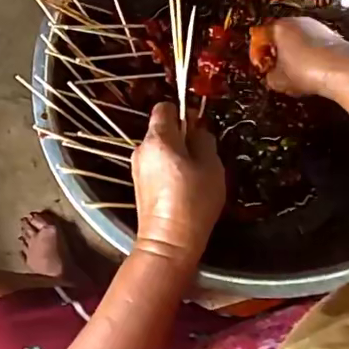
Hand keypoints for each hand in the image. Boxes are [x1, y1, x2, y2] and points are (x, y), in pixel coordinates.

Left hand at [131, 102, 225, 263]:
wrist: (168, 241)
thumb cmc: (194, 200)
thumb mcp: (211, 165)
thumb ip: (204, 140)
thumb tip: (197, 128)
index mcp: (158, 138)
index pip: (164, 107)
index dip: (182, 110)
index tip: (198, 123)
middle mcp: (141, 148)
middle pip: (161, 128)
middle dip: (181, 134)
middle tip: (202, 151)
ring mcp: (137, 166)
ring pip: (159, 147)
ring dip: (175, 152)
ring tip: (195, 172)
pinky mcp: (138, 183)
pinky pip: (155, 164)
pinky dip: (168, 167)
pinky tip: (182, 185)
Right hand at [261, 16, 348, 96]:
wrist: (344, 69)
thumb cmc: (304, 71)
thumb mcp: (277, 80)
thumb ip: (269, 75)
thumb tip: (271, 74)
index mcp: (278, 27)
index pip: (259, 36)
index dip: (256, 53)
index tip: (259, 67)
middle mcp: (297, 21)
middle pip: (279, 35)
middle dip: (275, 52)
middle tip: (274, 68)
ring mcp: (316, 26)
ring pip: (297, 39)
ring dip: (292, 53)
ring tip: (293, 71)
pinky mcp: (332, 34)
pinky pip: (313, 43)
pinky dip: (308, 54)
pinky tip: (311, 70)